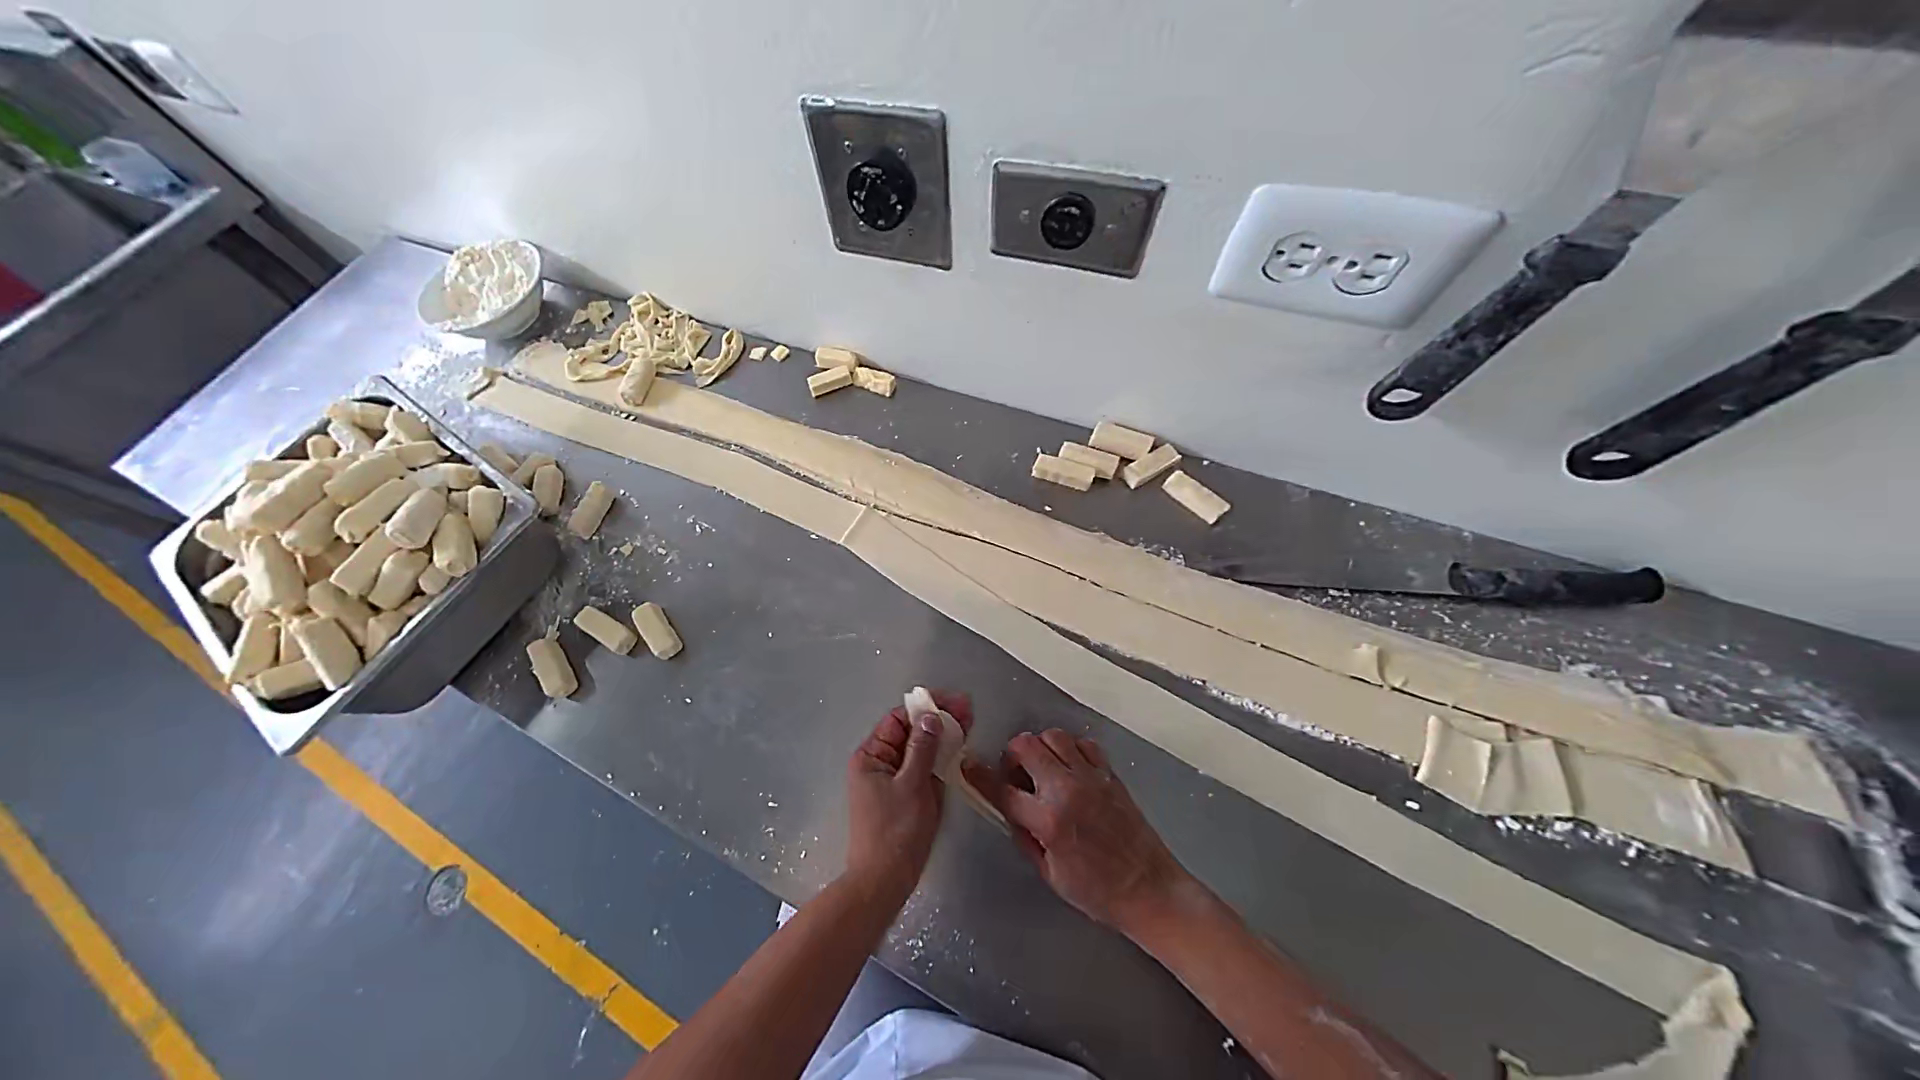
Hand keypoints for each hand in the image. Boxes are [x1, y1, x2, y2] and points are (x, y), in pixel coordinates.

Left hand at [843, 690, 972, 901]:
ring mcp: (891, 780)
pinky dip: (938, 758)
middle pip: (910, 732)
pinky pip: (921, 768)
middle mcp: (878, 763)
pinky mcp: (903, 796)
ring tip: (967, 725)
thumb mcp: (913, 785)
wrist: (884, 882)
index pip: (899, 719)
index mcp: (871, 756)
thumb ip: (923, 749)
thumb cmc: (895, 832)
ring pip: (918, 750)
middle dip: (938, 719)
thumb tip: (932, 717)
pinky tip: (956, 750)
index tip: (955, 703)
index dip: (927, 708)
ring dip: (941, 736)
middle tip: (968, 712)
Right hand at [968, 729, 1195, 937]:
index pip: (1002, 790)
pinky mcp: (1110, 774)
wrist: (1149, 889)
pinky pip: (1084, 744)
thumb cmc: (1098, 892)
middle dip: (1012, 755)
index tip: (970, 766)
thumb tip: (1011, 811)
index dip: (980, 776)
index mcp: (1048, 820)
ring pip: (1054, 736)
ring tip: (1042, 768)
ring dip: (1041, 747)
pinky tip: (1070, 769)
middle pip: (1026, 746)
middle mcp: (1067, 790)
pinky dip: (1071, 750)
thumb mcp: (1049, 873)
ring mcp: (1091, 778)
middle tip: (1015, 773)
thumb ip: (1026, 836)